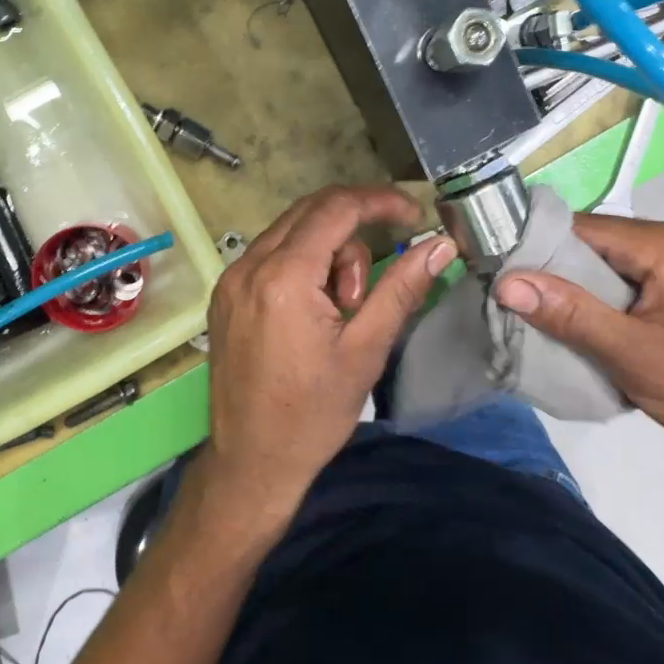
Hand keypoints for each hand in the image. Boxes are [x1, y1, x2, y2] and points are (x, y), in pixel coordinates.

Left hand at [204, 187, 455, 521]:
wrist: (252, 462)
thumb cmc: (313, 414)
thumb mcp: (366, 351)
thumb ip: (401, 289)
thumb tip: (440, 246)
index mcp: (284, 278)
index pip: (336, 209)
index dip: (381, 201)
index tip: (414, 214)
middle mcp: (247, 267)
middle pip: (310, 212)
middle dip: (353, 231)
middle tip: (369, 286)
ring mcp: (229, 281)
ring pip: (289, 233)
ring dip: (326, 253)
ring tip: (339, 312)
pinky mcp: (224, 298)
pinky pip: (269, 257)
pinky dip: (301, 266)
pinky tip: (314, 312)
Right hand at [494, 214, 663, 470]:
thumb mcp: (629, 354)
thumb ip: (568, 313)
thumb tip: (506, 283)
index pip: (584, 228)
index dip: (538, 247)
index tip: (500, 274)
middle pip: (600, 241)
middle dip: (559, 269)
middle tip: (519, 301)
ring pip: (616, 260)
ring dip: (583, 285)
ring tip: (550, 315)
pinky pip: (637, 274)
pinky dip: (609, 294)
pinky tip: (593, 322)